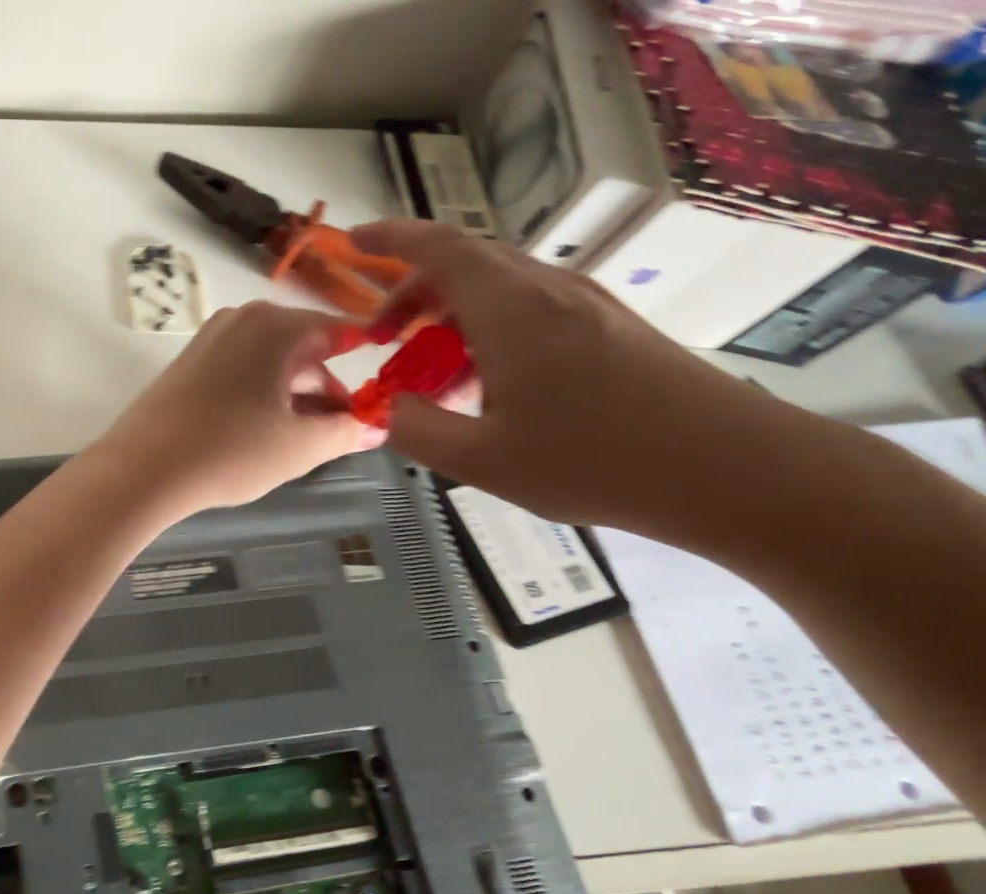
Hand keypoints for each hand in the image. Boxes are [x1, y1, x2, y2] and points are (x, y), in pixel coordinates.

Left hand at [94, 301, 384, 512]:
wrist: (142, 470)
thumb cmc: (230, 451)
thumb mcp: (300, 447)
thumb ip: (345, 431)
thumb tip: (377, 426)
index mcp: (276, 325)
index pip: (338, 330)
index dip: (365, 358)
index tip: (383, 387)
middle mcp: (242, 319)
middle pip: (302, 349)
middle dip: (325, 390)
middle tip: (342, 432)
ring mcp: (209, 340)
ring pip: (269, 363)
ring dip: (293, 397)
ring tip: (303, 441)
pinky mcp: (186, 366)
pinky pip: (239, 372)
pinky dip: (259, 396)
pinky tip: (262, 435)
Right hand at [350, 220, 769, 529]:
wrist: (726, 468)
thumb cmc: (593, 460)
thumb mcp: (480, 459)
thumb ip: (417, 429)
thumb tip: (386, 408)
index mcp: (509, 309)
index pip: (438, 248)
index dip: (389, 239)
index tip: (351, 242)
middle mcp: (546, 291)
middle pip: (466, 265)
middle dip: (413, 292)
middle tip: (383, 339)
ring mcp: (584, 306)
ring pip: (499, 287)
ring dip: (451, 314)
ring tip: (430, 370)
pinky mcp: (608, 328)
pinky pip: (530, 309)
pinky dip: (487, 330)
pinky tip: (486, 386)